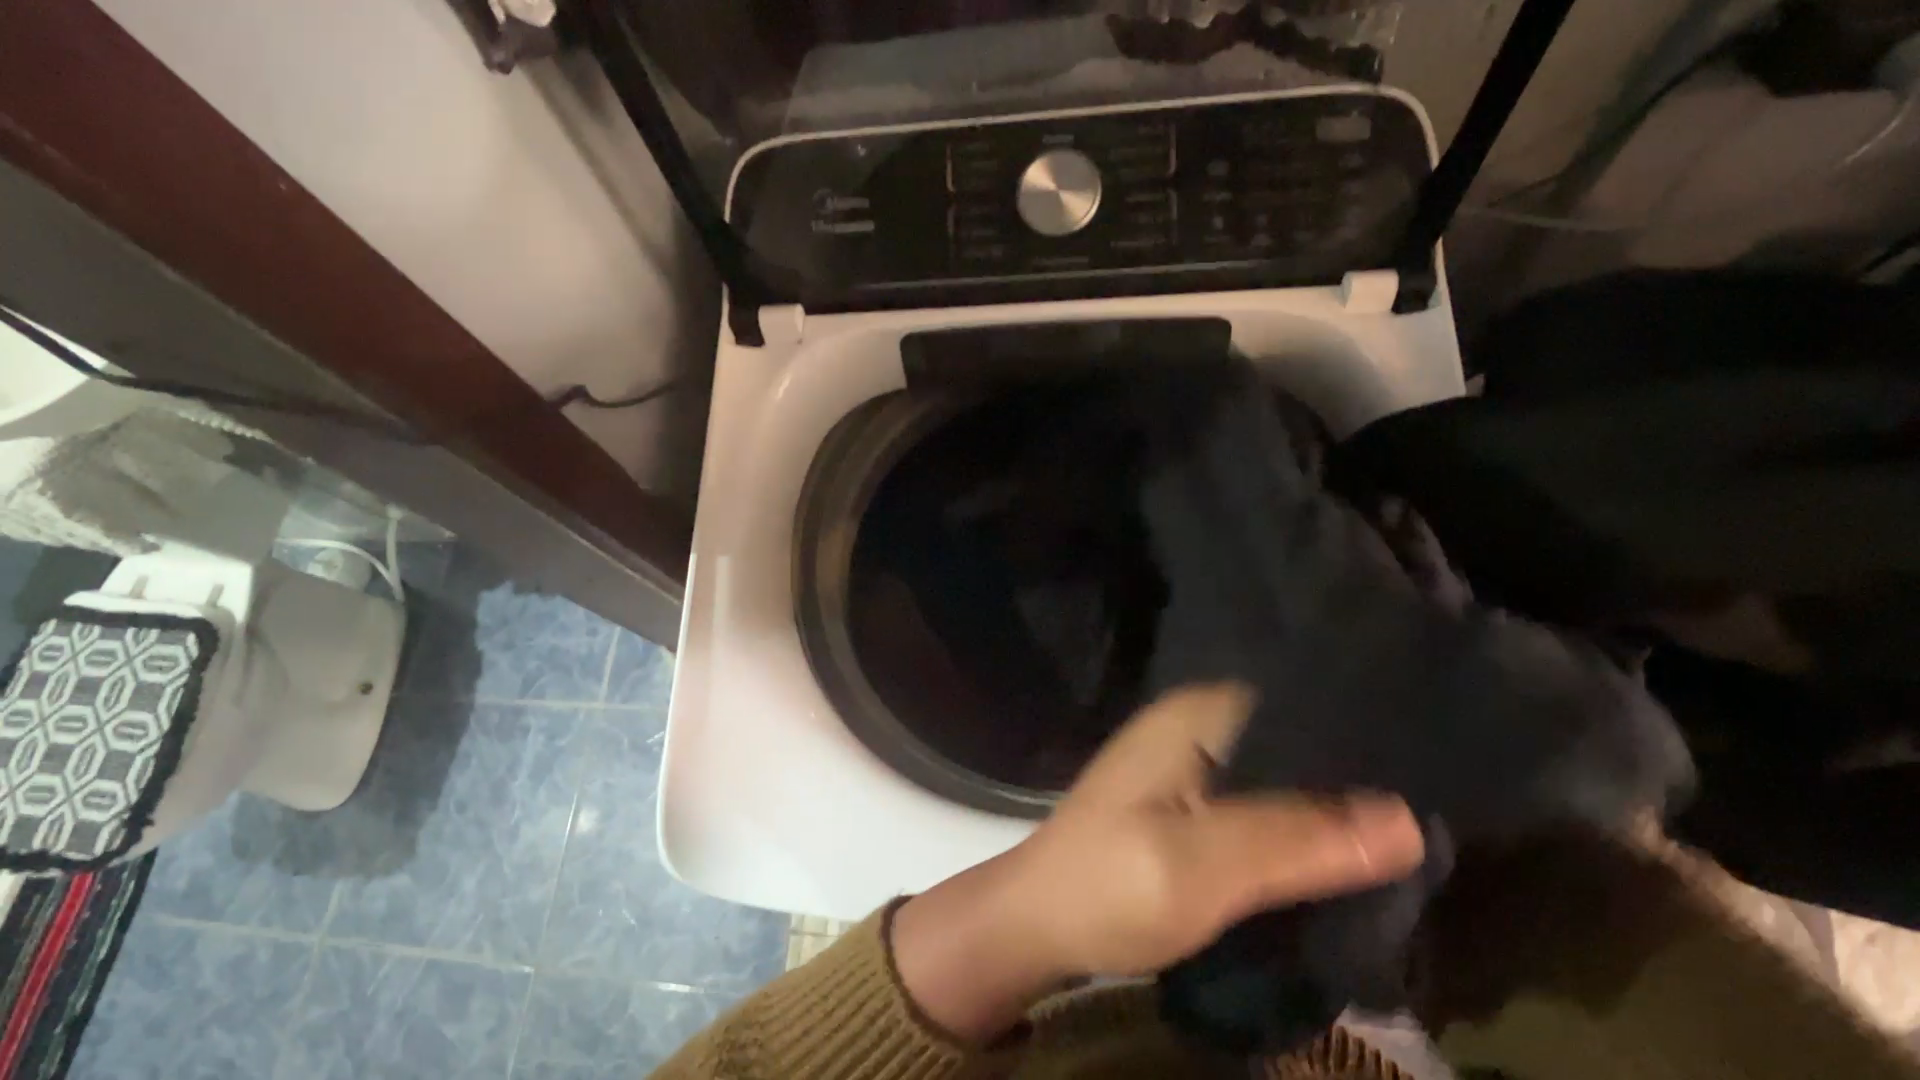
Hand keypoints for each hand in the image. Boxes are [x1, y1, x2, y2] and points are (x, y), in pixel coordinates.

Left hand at [891, 684, 1426, 1042]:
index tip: (1439, 765)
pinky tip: (1344, 852)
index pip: (1306, 703)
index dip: (1370, 733)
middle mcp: (1199, 725)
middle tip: (1437, 810)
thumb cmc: (1107, 885)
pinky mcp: (1192, 806)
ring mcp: (1193, 765)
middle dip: (1358, 776)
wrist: (1035, 925)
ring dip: (1332, 806)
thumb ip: (1297, 839)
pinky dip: (1301, 827)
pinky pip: (1265, 805)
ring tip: (1408, 831)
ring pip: (1286, 776)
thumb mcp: (1202, 865)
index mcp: (1199, 715)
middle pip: (1300, 740)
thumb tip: (1409, 820)